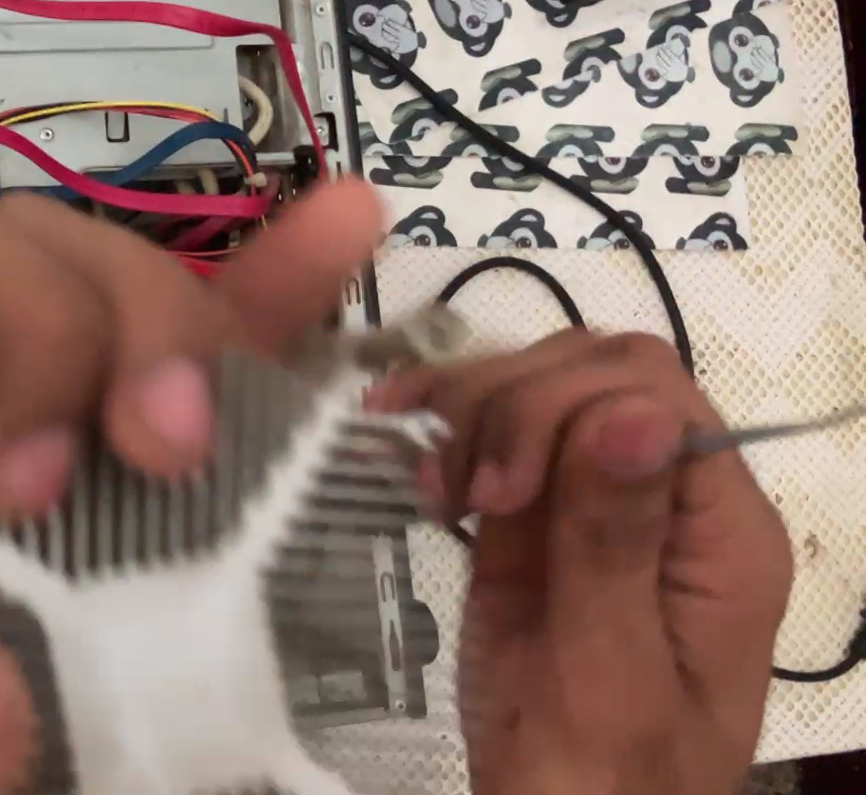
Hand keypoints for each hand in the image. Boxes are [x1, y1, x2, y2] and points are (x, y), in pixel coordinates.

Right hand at [372, 330, 791, 794]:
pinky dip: (436, 429)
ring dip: (462, 416)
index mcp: (717, 530)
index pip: (646, 390)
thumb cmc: (595, 767)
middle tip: (458, 492)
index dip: (558, 410)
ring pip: (526, 385)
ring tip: (431, 489)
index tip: (495, 490)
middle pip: (583, 371)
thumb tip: (633, 414)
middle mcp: (658, 493)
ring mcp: (587, 495)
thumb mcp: (606, 665)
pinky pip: (485, 431)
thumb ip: (615, 539)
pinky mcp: (525, 507)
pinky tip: (410, 463)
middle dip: (503, 408)